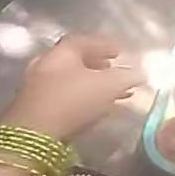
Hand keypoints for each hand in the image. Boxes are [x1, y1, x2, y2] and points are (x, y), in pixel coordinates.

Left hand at [0, 35, 146, 141]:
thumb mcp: (108, 86)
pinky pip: (63, 97)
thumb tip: (140, 73)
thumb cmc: (73, 101)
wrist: (33, 135)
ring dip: (89, 84)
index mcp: (62, 52)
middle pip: (74, 60)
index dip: (104, 45)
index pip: (84, 40)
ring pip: (69, 80)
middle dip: (96, 64)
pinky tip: (93, 109)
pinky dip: (80, 98)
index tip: (120, 52)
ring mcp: (36, 87)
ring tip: (109, 93)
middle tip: (112, 69)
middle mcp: (45, 64)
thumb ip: (126, 77)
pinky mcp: (34, 108)